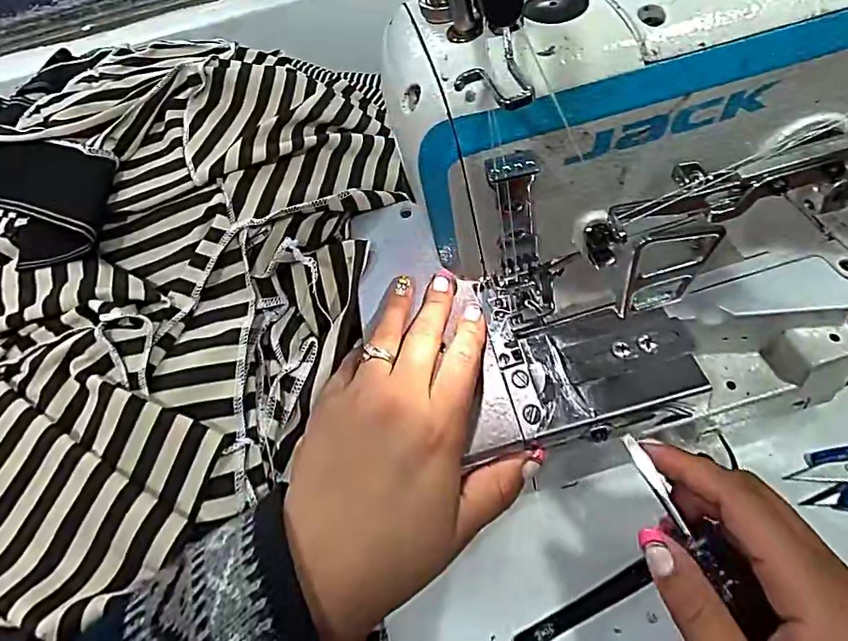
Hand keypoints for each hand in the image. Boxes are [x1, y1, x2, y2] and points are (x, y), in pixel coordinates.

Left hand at [284, 270, 539, 639]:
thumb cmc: (391, 551)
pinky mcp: (329, 402)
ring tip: (406, 283)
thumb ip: (498, 485)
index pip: (462, 361)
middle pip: (424, 336)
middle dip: (438, 304)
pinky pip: (352, 358)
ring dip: (399, 306)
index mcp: (437, 427)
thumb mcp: (458, 526)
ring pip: (385, 335)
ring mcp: (361, 396)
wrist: (318, 566)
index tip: (475, 314)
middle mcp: (400, 401)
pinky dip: (365, 340)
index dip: (471, 332)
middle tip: (445, 281)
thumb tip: (529, 459)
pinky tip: (372, 331)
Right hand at [638, 444, 847, 640]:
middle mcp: (840, 584)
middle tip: (655, 496)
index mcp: (823, 593)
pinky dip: (740, 549)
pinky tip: (714, 571)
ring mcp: (844, 597)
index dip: (690, 468)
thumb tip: (658, 547)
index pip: (743, 500)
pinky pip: (781, 555)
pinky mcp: (838, 612)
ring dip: (718, 520)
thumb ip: (696, 607)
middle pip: (757, 502)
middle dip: (701, 490)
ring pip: (768, 524)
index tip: (651, 453)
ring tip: (677, 538)